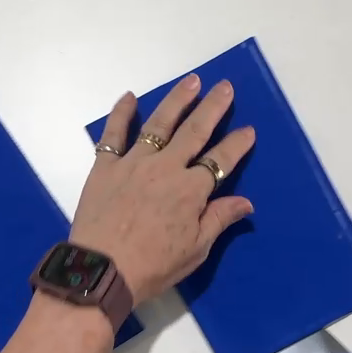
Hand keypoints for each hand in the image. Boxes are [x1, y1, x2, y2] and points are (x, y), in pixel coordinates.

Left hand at [70, 75, 255, 302]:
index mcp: (191, 190)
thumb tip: (245, 202)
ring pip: (159, 123)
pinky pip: (114, 134)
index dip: (236, 145)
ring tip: (191, 82)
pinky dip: (122, 113)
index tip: (248, 130)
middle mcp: (165, 168)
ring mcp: (134, 163)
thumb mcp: (195, 250)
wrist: (102, 270)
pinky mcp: (105, 167)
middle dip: (212, 107)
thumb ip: (218, 220)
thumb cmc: (153, 266)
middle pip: (194, 131)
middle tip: (224, 87)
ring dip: (177, 100)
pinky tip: (130, 97)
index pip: (220, 160)